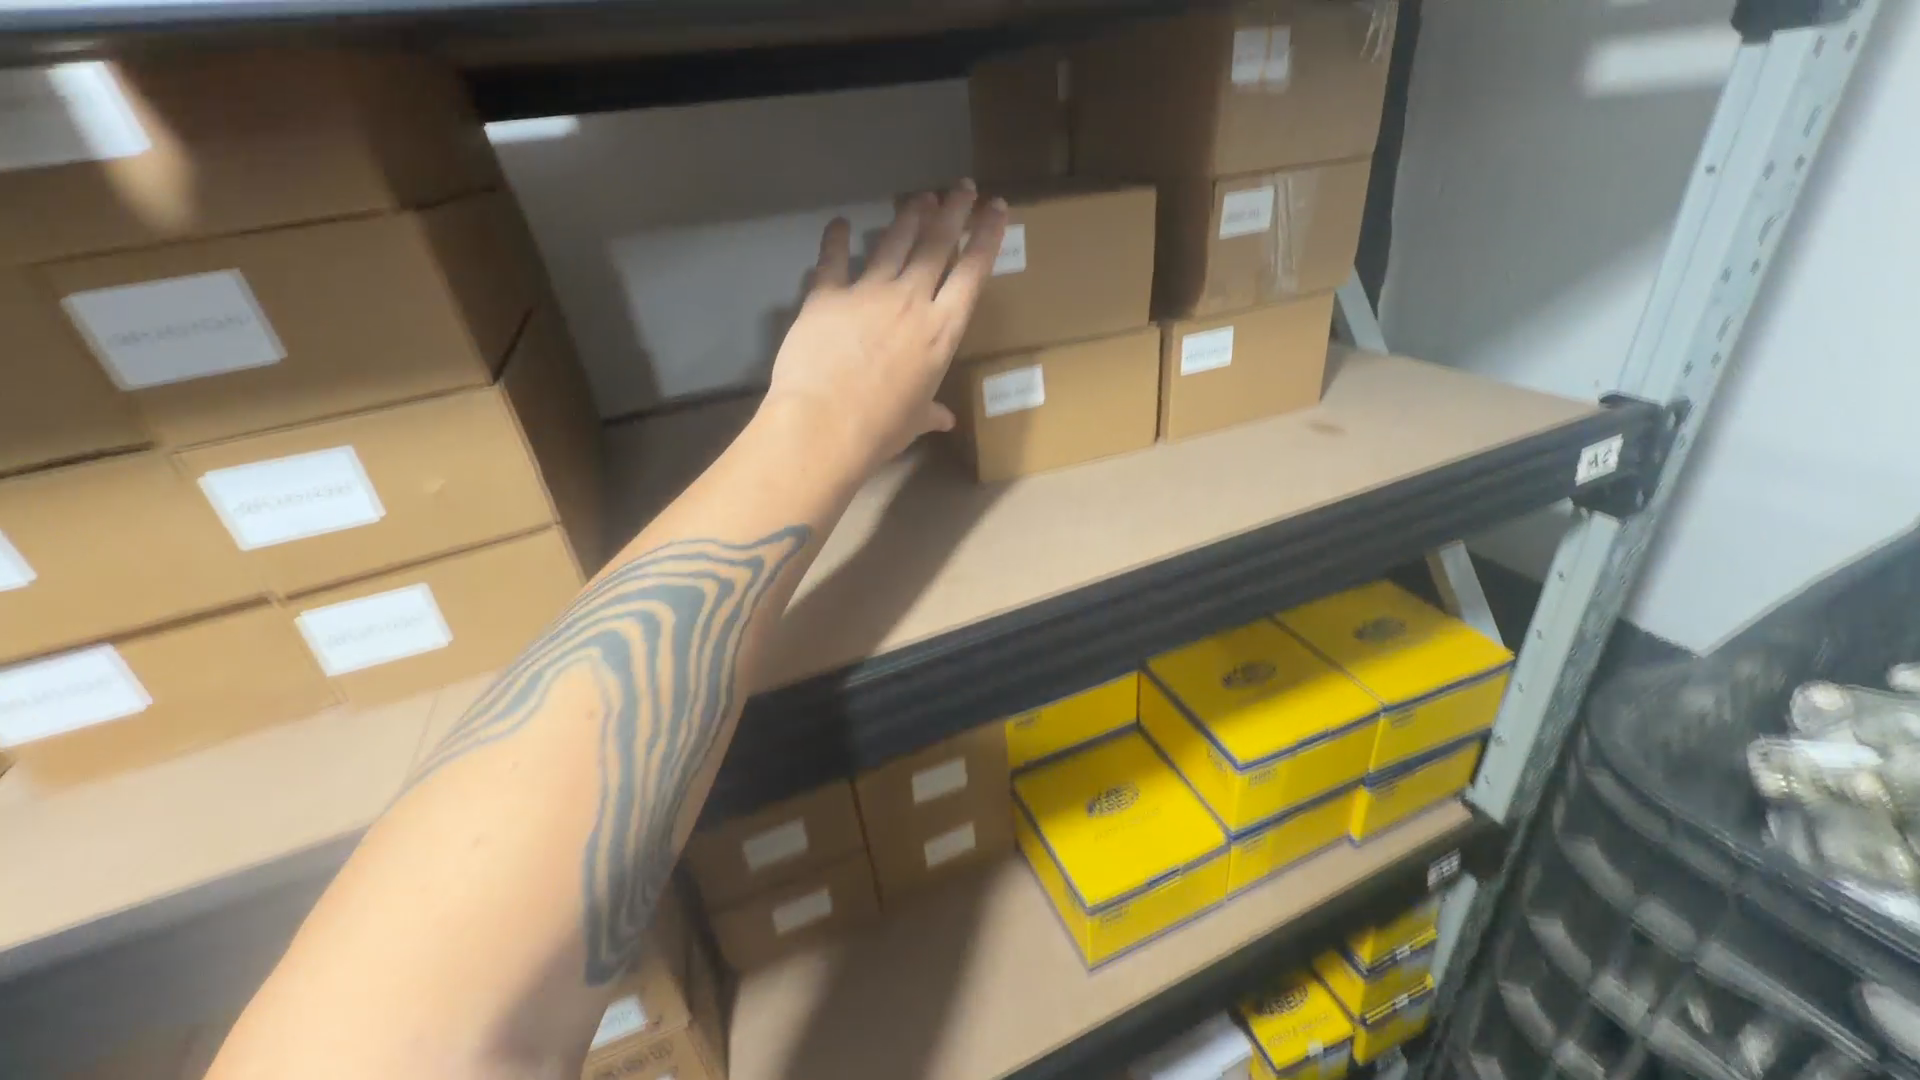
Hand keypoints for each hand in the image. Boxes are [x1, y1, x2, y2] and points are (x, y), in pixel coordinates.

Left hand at [763, 180, 1007, 475]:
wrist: (825, 424)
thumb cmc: (881, 429)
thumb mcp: (913, 421)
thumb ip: (929, 412)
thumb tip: (944, 420)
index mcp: (942, 332)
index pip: (972, 273)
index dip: (986, 237)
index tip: (996, 208)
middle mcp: (911, 301)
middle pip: (936, 245)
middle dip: (952, 212)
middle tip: (961, 187)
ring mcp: (868, 293)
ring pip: (894, 243)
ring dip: (909, 217)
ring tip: (920, 198)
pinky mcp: (827, 296)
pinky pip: (833, 260)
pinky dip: (836, 239)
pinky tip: (841, 223)